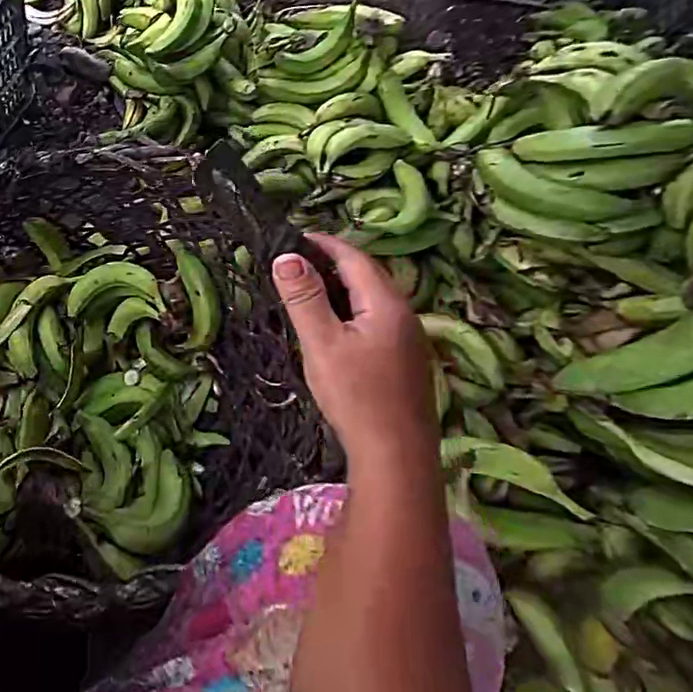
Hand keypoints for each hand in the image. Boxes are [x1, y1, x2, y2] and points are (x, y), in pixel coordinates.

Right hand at [272, 232, 435, 468]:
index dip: (324, 243)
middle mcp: (404, 315)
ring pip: (372, 300)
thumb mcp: (321, 342)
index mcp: (387, 304)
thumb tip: (285, 256)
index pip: (355, 258)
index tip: (294, 236)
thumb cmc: (356, 395)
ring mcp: (408, 340)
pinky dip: (350, 311)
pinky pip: (375, 320)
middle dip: (332, 263)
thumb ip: (304, 298)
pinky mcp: (403, 362)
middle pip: (367, 276)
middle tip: (295, 262)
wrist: (396, 455)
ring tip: (306, 290)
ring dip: (341, 288)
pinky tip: (333, 328)